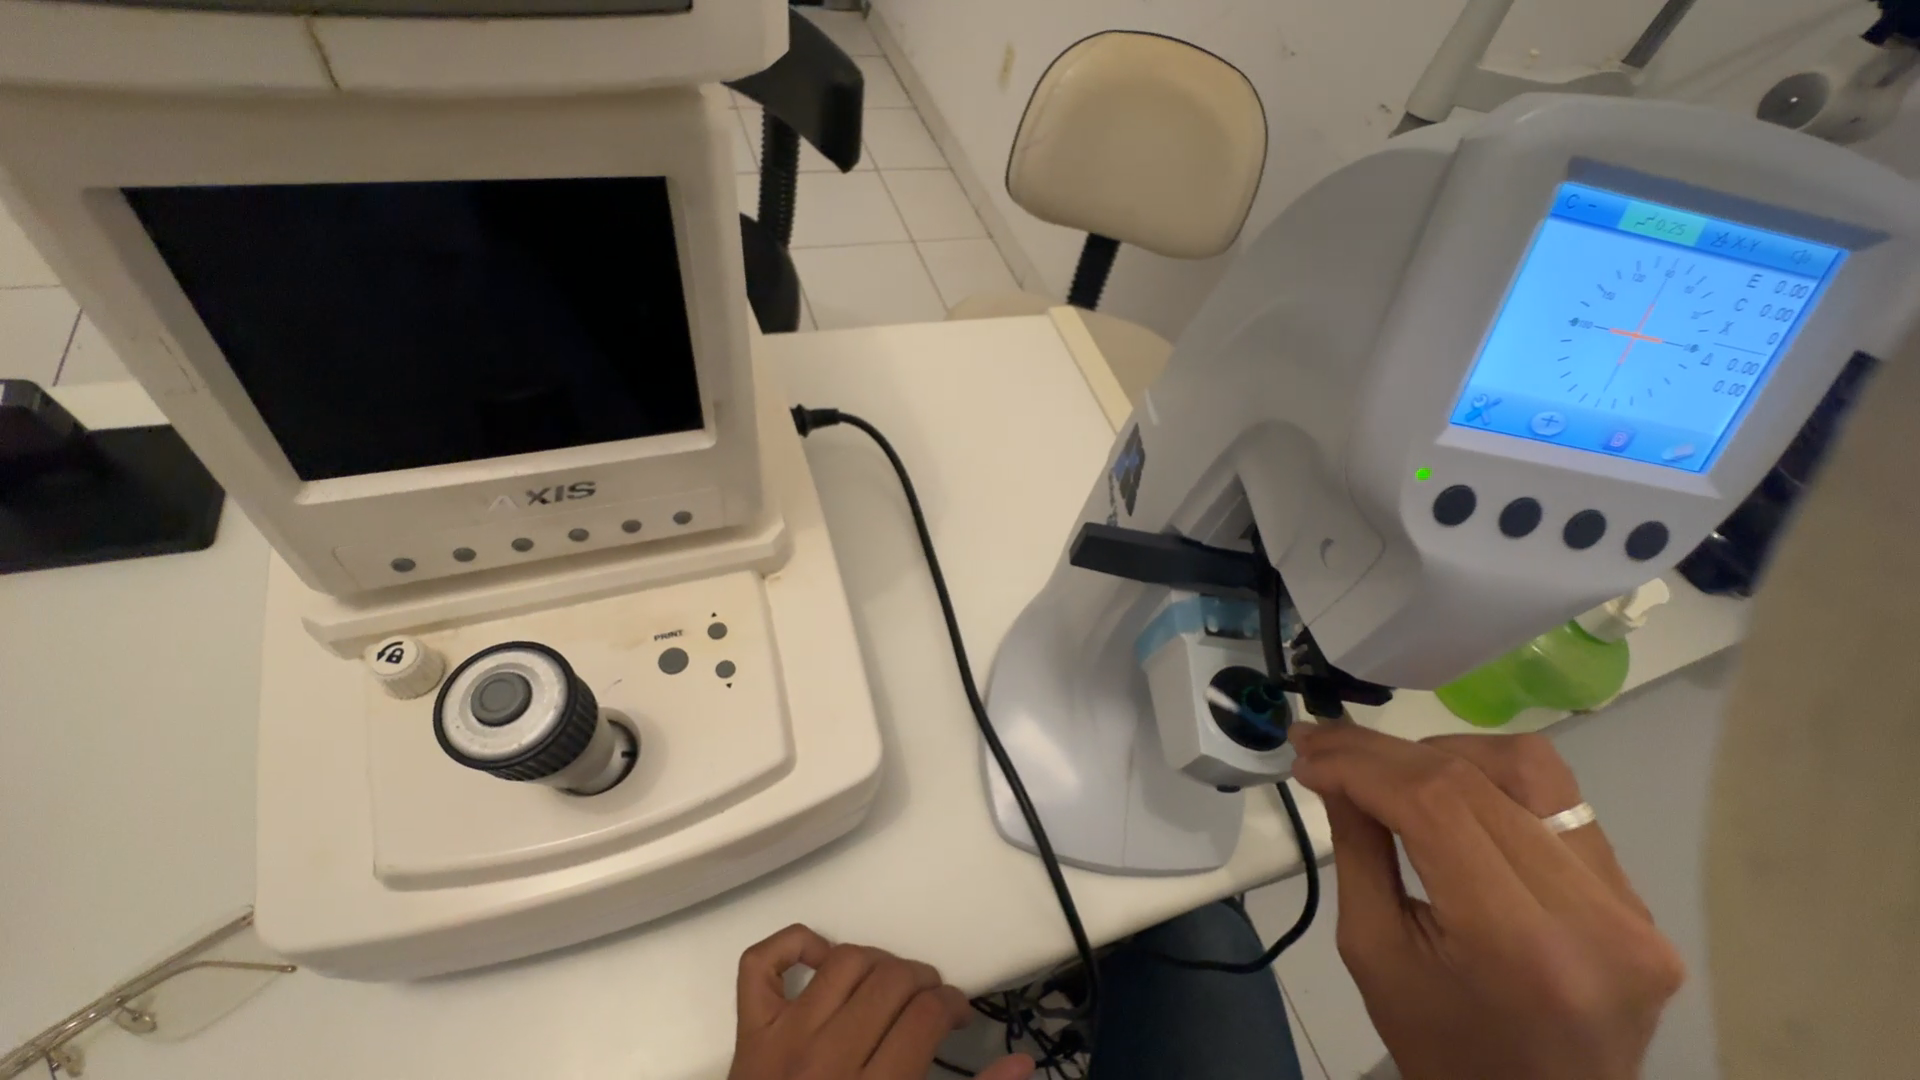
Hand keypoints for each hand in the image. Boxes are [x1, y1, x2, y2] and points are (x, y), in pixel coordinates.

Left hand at [728, 924, 1034, 1079]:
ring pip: (843, 960)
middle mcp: (824, 1059)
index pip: (926, 1015)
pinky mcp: (748, 1032)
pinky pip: (761, 962)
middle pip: (890, 981)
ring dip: (876, 961)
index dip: (952, 1003)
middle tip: (929, 998)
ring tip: (888, 982)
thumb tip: (1024, 1064)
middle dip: (922, 980)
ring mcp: (780, 1040)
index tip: (956, 1012)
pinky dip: (793, 944)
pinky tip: (821, 959)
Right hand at [1287, 724, 1682, 1079]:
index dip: (1361, 763)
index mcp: (1518, 944)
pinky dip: (1489, 781)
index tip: (1307, 750)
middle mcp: (1594, 915)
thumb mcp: (1371, 949)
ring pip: (1529, 768)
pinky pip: (1559, 801)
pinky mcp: (1638, 900)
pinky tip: (1448, 797)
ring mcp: (1630, 906)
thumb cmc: (1437, 1045)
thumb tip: (1332, 766)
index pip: (1435, 804)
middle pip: (1477, 778)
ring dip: (1442, 754)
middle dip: (1385, 750)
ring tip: (1390, 773)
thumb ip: (1356, 846)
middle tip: (1326, 742)